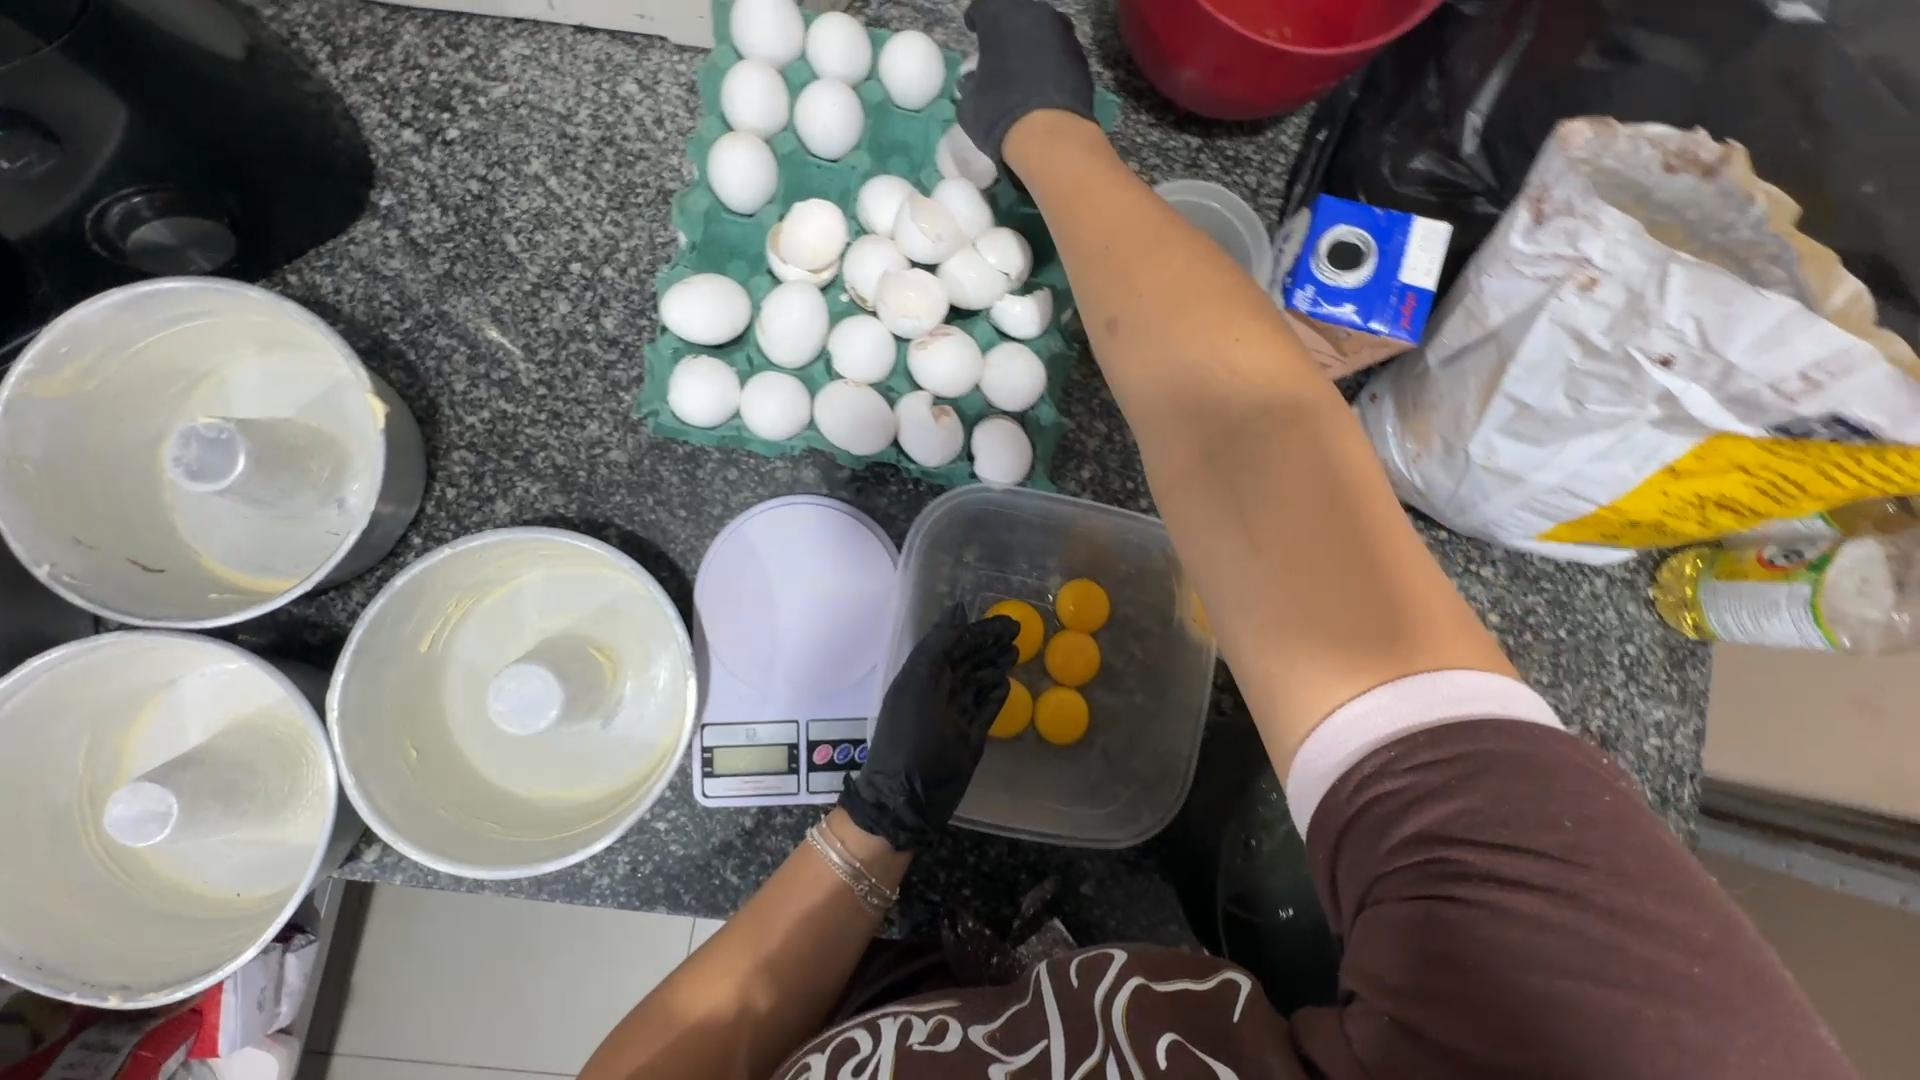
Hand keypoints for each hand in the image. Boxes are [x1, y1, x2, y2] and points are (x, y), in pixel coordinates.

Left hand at [838, 604, 1019, 852]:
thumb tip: (959, 610)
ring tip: (1017, 654)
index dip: (980, 631)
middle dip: (991, 646)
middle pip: (968, 660)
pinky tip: (1007, 684)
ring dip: (995, 666)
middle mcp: (939, 691)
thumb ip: (938, 646)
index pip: (955, 643)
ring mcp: (954, 715)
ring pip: (978, 682)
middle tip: (1020, 634)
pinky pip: (984, 710)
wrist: (906, 798)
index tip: (1008, 622)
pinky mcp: (968, 738)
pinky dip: (995, 696)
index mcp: (924, 675)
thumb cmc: (910, 736)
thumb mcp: (919, 684)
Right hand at [958, 0, 1096, 171]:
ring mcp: (1063, 34)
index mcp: (1001, 15)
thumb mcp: (970, 102)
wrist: (1049, 136)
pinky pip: (1059, 55)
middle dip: (1007, 33)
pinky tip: (1044, 86)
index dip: (977, 20)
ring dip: (1032, 47)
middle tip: (999, 54)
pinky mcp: (1081, 58)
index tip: (974, 32)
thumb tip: (975, 80)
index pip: (983, 7)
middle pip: (1017, 16)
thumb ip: (972, 82)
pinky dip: (1050, 65)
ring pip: (1042, 33)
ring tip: (1024, 72)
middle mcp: (1035, 14)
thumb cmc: (999, 113)